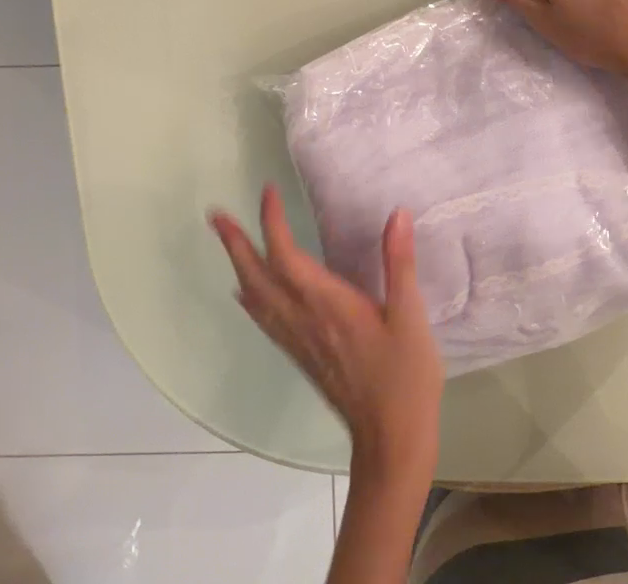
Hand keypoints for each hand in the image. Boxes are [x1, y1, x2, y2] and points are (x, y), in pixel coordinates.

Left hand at [210, 185, 443, 467]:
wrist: (389, 435)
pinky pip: (264, 319)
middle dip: (236, 243)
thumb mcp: (411, 317)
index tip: (268, 192)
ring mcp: (298, 340)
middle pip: (258, 276)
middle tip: (217, 215)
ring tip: (227, 241)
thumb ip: (400, 264)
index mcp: (328, 305)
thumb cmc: (405, 376)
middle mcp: (303, 320)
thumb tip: (397, 215)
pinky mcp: (301, 355)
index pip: (287, 256)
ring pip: (256, 298)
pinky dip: (250, 297)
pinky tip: (247, 293)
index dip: (272, 222)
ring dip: (237, 266)